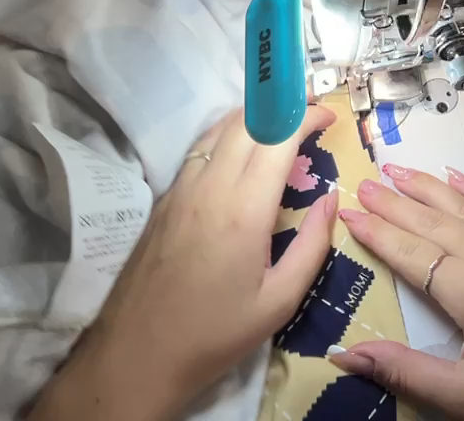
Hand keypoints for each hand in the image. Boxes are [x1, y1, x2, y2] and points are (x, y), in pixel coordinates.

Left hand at [31, 106, 338, 420]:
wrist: (132, 359)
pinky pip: (202, 147)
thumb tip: (331, 199)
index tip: (330, 116)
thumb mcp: (280, 301)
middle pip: (249, 120)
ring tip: (283, 120)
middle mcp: (211, 186)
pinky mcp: (165, 198)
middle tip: (313, 111)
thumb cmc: (214, 334)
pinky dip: (230, 132)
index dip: (307, 116)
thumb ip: (313, 245)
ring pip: (221, 127)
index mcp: (244, 210)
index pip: (278, 136)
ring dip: (256, 113)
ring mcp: (182, 188)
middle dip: (284, 105)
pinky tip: (244, 147)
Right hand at [329, 165, 463, 420]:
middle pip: (434, 220)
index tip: (349, 213)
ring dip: (429, 186)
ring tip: (397, 171)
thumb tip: (345, 354)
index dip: (378, 233)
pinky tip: (455, 175)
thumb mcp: (463, 395)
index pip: (413, 253)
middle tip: (364, 184)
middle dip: (395, 202)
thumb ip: (403, 370)